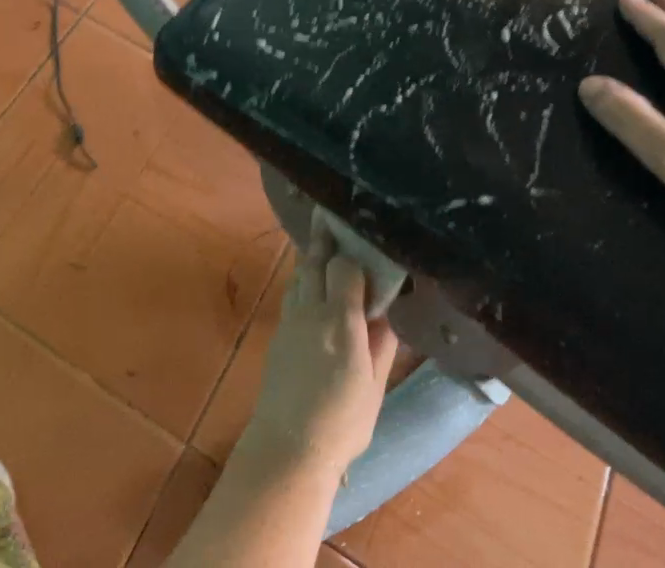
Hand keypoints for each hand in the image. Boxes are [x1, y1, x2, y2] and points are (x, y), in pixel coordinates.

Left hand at [240, 219, 398, 473]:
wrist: (289, 444)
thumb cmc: (343, 421)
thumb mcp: (374, 385)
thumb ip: (381, 344)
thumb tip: (386, 313)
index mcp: (339, 322)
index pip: (343, 268)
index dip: (355, 256)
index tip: (368, 250)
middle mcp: (310, 312)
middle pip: (315, 263)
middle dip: (327, 242)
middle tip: (335, 221)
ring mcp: (289, 321)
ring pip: (299, 276)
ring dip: (314, 262)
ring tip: (328, 251)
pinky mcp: (278, 334)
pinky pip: (292, 296)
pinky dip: (304, 284)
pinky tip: (314, 289)